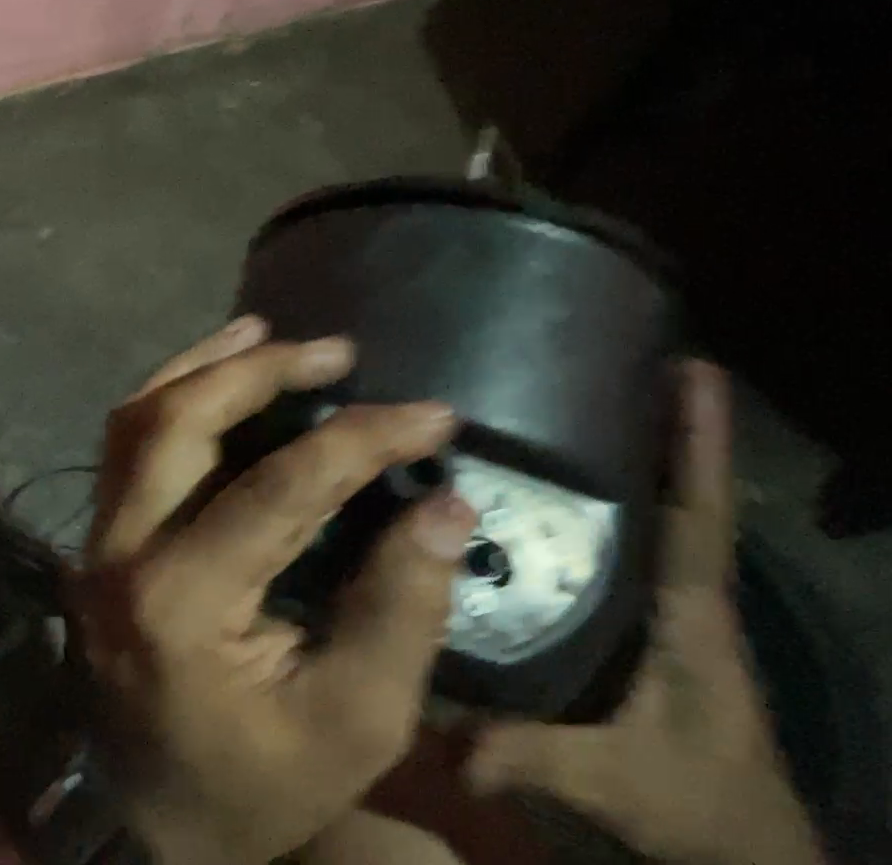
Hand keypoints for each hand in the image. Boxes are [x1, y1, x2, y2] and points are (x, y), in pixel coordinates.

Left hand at [73, 317, 477, 863]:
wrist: (152, 813)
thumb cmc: (259, 783)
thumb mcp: (354, 721)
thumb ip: (399, 609)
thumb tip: (444, 504)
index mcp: (180, 601)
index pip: (276, 489)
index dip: (360, 441)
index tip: (433, 416)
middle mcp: (118, 552)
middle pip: (173, 425)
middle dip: (255, 373)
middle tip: (335, 353)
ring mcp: (94, 541)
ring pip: (132, 423)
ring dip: (199, 369)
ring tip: (267, 337)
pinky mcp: (95, 540)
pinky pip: (123, 449)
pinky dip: (169, 401)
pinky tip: (213, 379)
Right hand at [469, 362, 823, 864]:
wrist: (736, 854)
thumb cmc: (698, 807)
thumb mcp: (616, 782)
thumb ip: (535, 754)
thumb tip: (447, 739)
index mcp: (686, 613)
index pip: (697, 515)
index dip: (696, 443)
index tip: (691, 368)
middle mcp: (667, 595)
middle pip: (657, 496)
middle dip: (636, 428)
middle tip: (576, 368)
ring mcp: (644, 610)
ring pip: (621, 522)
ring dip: (596, 466)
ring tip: (530, 413)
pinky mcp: (616, 628)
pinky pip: (587, 555)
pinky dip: (563, 516)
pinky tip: (500, 500)